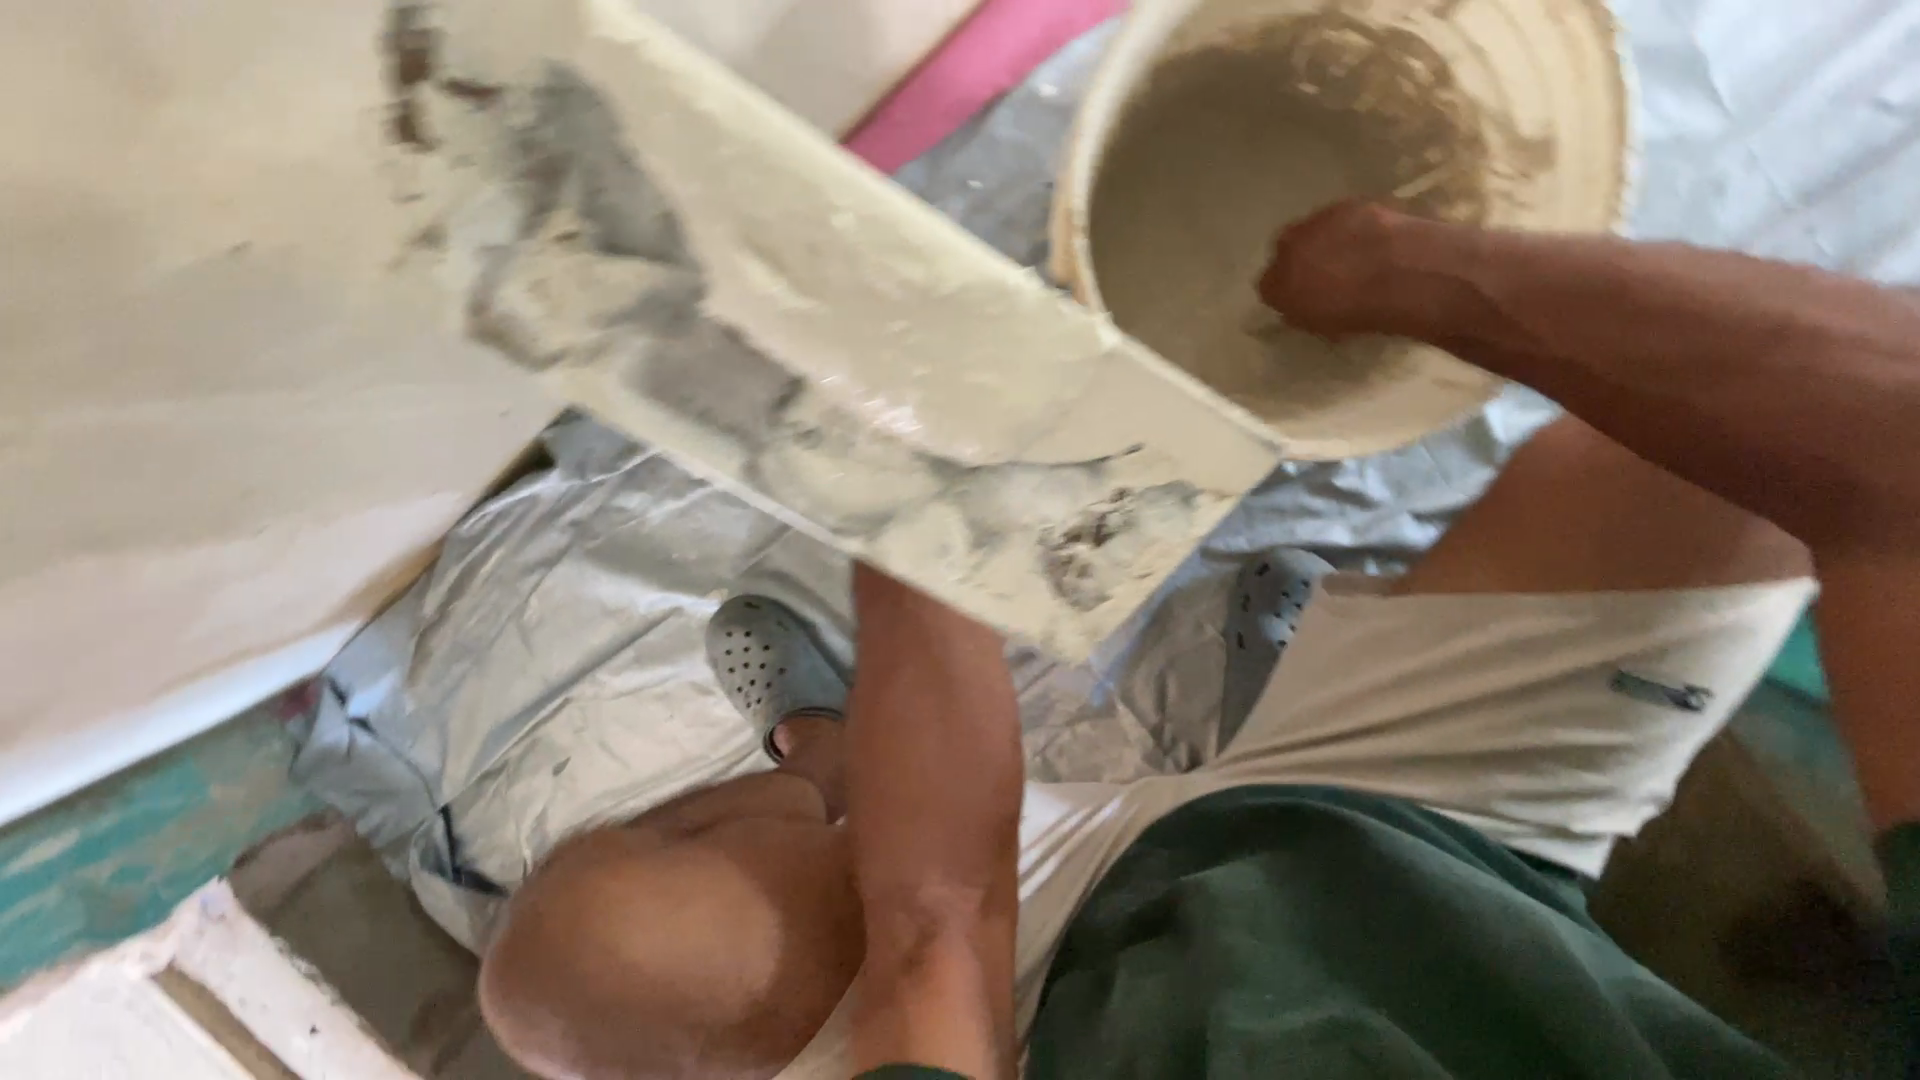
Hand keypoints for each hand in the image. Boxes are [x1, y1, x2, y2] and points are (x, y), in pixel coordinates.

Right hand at [1256, 200, 1441, 339]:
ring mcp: (1315, 221)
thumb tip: (1299, 305)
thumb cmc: (1355, 312)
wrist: (1398, 275)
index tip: (1304, 298)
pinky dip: (1353, 226)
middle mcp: (1285, 248)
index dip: (1287, 291)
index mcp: (1273, 284)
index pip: (1269, 286)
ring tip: (1353, 255)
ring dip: (1325, 239)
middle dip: (1301, 259)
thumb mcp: (1320, 327)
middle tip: (1326, 274)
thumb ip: (1301, 312)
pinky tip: (1373, 239)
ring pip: (1313, 230)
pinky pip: (1344, 217)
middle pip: (1286, 251)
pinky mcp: (1347, 203)